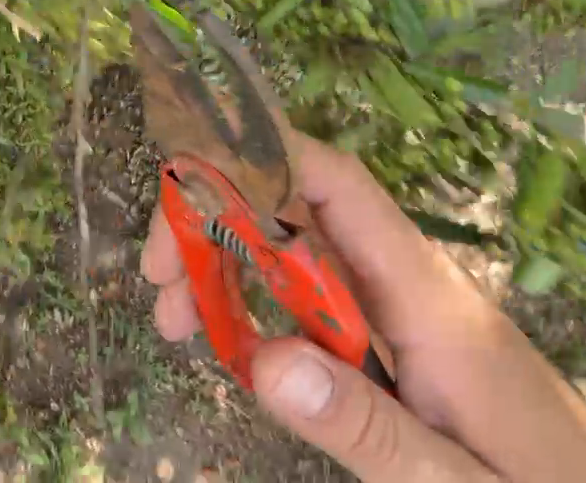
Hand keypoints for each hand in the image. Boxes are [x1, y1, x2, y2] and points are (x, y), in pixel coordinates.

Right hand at [142, 133, 585, 482]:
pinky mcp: (392, 337)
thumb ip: (366, 429)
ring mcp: (397, 307)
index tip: (181, 188)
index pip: (335, 183)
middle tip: (157, 282)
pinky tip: (226, 337)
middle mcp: (404, 281)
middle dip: (210, 225)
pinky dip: (253, 304)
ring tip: (174, 321)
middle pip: (291, 208)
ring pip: (290, 249)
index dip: (257, 155)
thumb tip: (262, 361)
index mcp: (427, 296)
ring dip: (222, 267)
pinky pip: (307, 295)